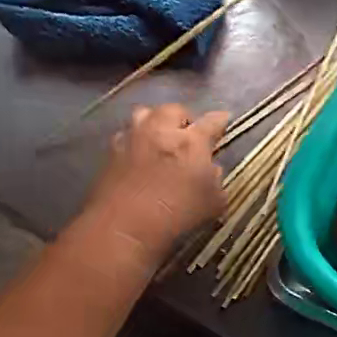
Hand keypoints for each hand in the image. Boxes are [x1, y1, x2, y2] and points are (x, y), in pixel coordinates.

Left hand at [73, 103, 227, 269]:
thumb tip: (211, 170)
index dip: (220, 120)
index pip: (212, 121)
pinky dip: (135, 140)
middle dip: (184, 118)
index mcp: (192, 142)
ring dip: (155, 121)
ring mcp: (133, 139)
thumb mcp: (214, 202)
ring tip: (160, 137)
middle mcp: (161, 131)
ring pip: (144, 114)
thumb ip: (216, 181)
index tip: (224, 119)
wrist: (125, 226)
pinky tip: (139, 155)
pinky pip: (126, 135)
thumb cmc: (179, 214)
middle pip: (174, 110)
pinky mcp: (111, 152)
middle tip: (189, 132)